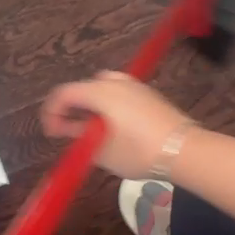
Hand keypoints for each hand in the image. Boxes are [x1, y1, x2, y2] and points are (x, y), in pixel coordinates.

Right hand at [40, 71, 193, 179]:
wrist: (184, 149)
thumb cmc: (138, 152)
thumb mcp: (102, 151)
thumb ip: (80, 137)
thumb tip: (68, 129)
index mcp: (100, 92)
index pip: (64, 93)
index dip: (52, 111)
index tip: (50, 132)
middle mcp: (115, 82)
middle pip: (83, 87)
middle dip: (71, 107)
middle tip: (68, 130)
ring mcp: (134, 85)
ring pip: (102, 87)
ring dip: (90, 104)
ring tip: (90, 128)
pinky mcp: (149, 94)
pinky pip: (119, 92)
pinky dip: (108, 104)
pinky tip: (113, 125)